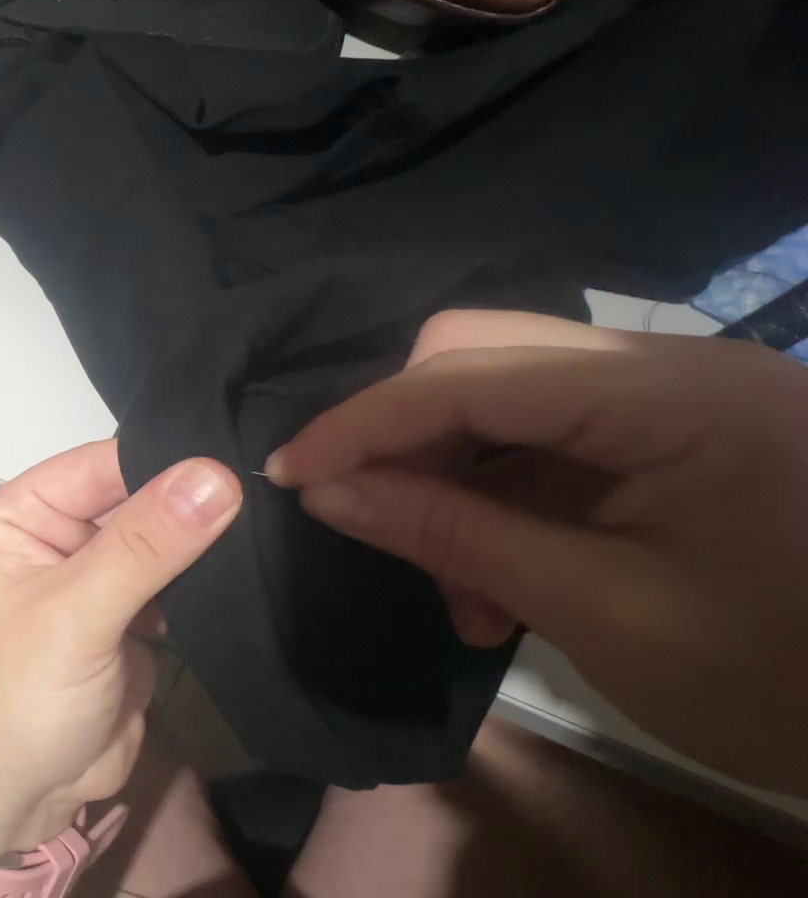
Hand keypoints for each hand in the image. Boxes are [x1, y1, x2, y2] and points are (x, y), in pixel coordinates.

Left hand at [0, 441, 242, 858]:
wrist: (22, 795)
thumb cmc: (22, 694)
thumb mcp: (76, 614)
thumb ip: (144, 545)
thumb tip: (214, 475)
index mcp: (20, 515)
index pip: (100, 465)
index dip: (165, 458)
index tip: (243, 453)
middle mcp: (55, 533)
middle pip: (133, 496)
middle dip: (192, 497)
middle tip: (276, 483)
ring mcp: (94, 575)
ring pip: (159, 537)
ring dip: (206, 538)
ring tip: (279, 519)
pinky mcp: (128, 614)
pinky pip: (175, 580)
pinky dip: (207, 579)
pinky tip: (256, 566)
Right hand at [265, 310, 807, 795]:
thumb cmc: (797, 683)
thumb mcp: (600, 612)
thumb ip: (447, 533)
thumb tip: (319, 490)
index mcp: (674, 395)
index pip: (464, 376)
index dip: (359, 423)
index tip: (285, 474)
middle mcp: (671, 366)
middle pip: (474, 357)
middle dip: (402, 438)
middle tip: (364, 512)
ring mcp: (675, 396)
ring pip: (496, 398)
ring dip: (446, 478)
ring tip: (456, 587)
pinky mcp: (673, 433)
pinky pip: (541, 438)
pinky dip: (495, 496)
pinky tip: (496, 575)